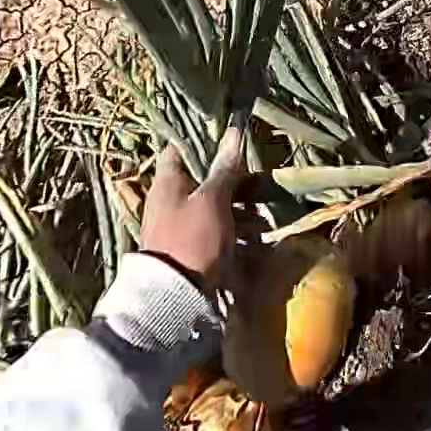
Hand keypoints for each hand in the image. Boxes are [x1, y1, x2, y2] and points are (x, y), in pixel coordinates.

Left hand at [140, 128, 245, 288]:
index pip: (179, 148)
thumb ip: (224, 169)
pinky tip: (257, 228)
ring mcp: (182, 222)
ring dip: (239, 200)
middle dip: (231, 173)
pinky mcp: (194, 242)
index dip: (203, 138)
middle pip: (202, 175)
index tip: (229, 134)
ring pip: (214, 199)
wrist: (174, 298)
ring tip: (263, 205)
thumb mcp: (212, 200)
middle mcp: (171, 199)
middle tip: (256, 172)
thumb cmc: (190, 239)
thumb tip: (234, 133)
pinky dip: (236, 222)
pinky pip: (218, 223)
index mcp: (167, 183)